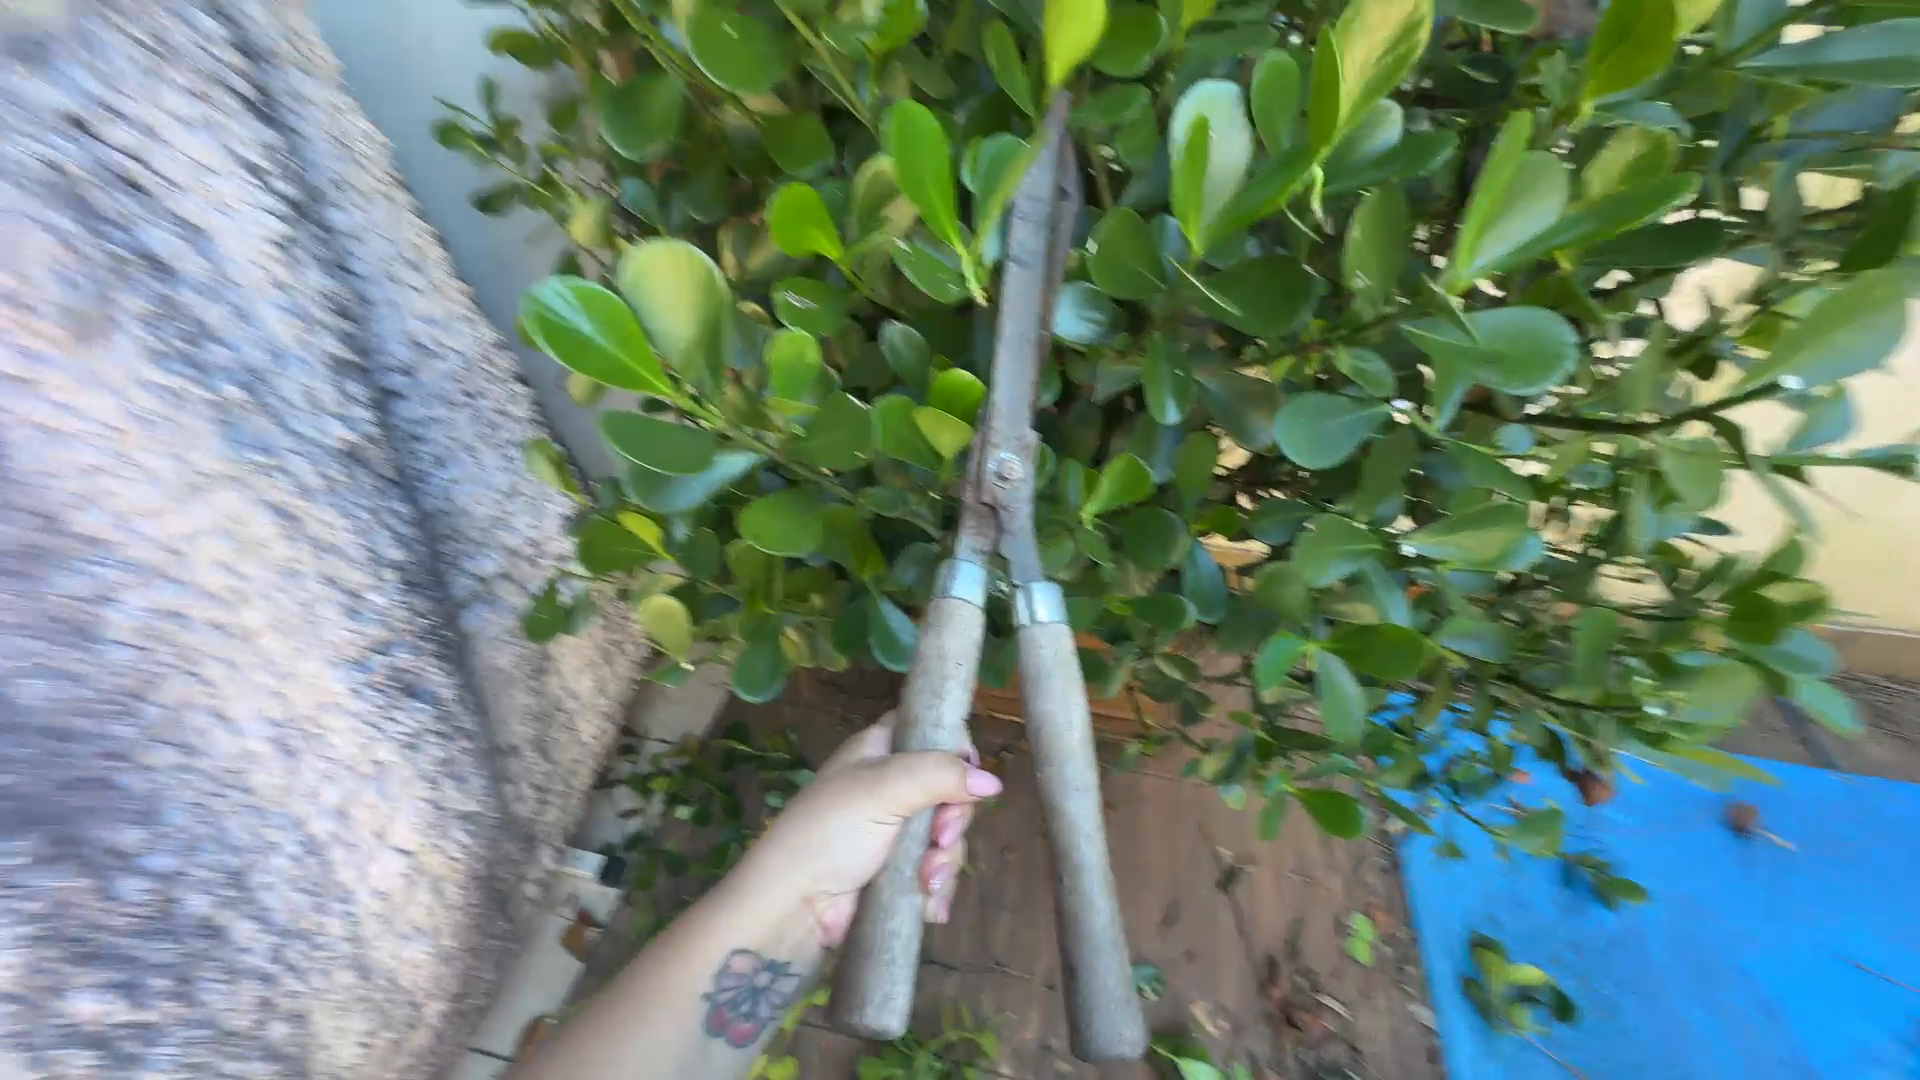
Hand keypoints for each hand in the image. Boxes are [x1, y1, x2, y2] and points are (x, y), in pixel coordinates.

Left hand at [738, 716, 1001, 946]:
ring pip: (947, 833)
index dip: (957, 749)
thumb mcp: (884, 789)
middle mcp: (890, 785)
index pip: (932, 731)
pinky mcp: (898, 870)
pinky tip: (929, 904)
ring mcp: (895, 830)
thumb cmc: (832, 832)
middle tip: (941, 838)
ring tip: (925, 883)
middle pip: (951, 787)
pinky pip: (938, 869)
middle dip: (954, 818)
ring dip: (946, 860)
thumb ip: (940, 775)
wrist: (793, 908)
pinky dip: (938, 887)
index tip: (967, 777)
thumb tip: (994, 783)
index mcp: (880, 750)